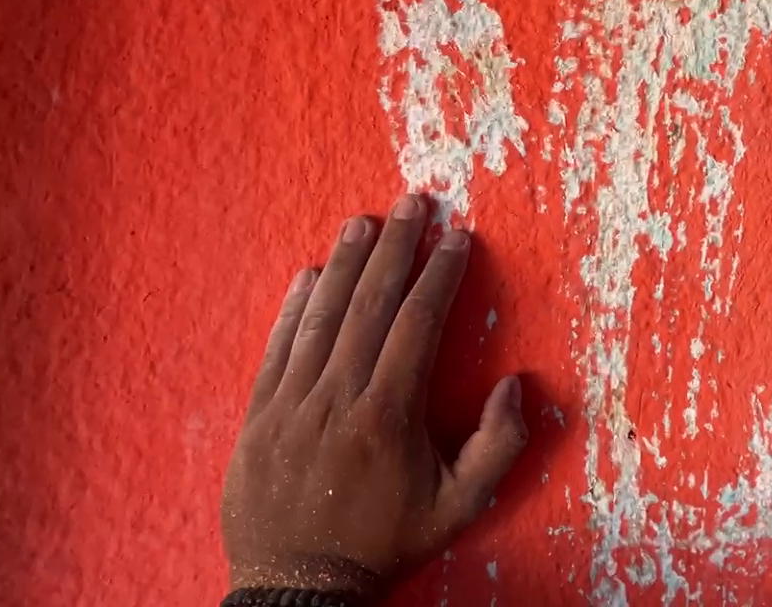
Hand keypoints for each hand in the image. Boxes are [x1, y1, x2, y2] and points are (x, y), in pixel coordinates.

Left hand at [221, 195, 528, 600]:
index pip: (418, 323)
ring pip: (321, 319)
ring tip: (362, 221)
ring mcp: (289, 407)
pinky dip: (292, 308)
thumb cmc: (387, 540)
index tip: (458, 237)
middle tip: (412, 204)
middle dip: (395, 248)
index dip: (440, 274)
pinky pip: (276, 351)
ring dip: (345, 264)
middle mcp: (336, 400)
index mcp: (387, 415)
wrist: (296, 592)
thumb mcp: (461, 506)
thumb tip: (515, 382)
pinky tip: (308, 274)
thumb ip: (499, 446)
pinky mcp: (256, 419)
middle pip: (369, 306)